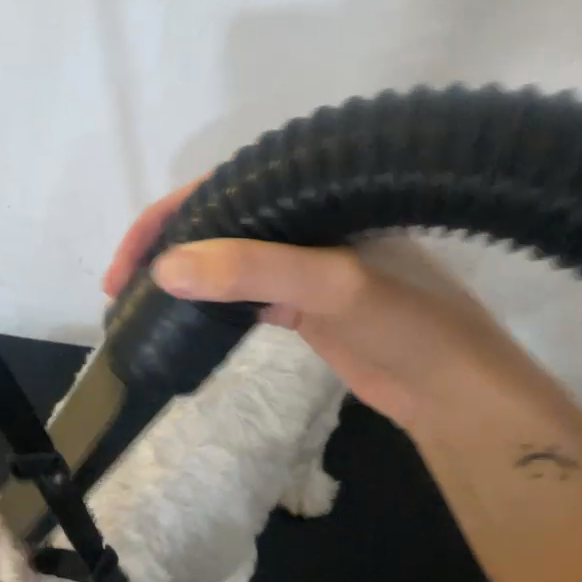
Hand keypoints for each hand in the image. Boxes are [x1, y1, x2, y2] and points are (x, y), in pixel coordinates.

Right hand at [103, 179, 557, 438]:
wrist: (460, 394)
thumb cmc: (410, 324)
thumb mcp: (331, 285)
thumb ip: (252, 271)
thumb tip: (165, 269)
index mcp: (316, 193)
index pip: (221, 187)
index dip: (165, 218)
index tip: (127, 264)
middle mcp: (305, 219)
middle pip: (215, 220)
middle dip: (163, 246)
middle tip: (121, 286)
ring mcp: (302, 262)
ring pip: (225, 257)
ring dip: (182, 275)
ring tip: (140, 300)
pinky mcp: (301, 302)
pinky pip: (240, 292)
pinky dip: (209, 303)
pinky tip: (184, 318)